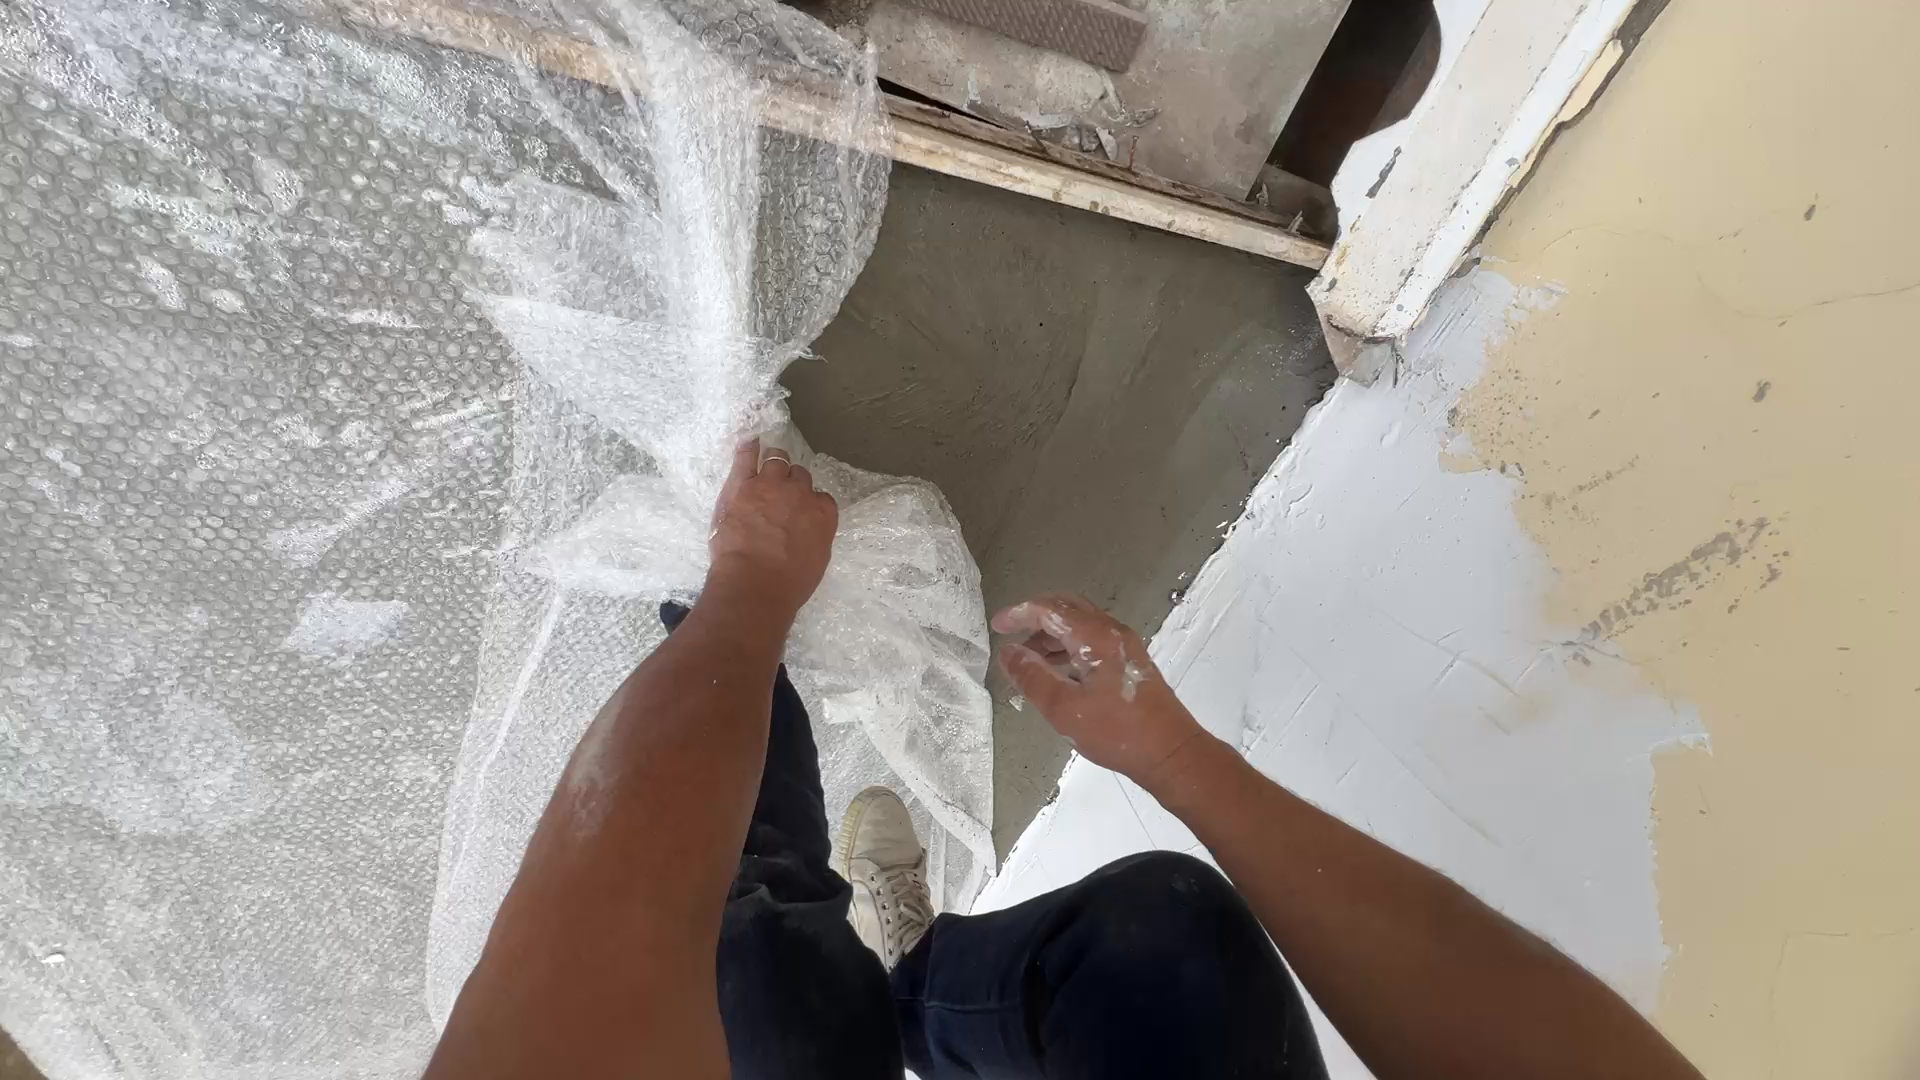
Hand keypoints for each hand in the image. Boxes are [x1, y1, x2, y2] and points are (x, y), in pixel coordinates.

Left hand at [706, 439, 837, 618]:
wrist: (753, 584)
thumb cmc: (788, 582)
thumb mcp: (817, 559)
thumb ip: (816, 535)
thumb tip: (810, 528)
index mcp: (823, 513)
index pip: (820, 497)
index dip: (810, 503)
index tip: (802, 512)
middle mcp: (800, 493)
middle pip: (799, 476)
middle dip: (793, 482)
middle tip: (783, 494)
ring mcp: (769, 485)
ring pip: (777, 460)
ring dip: (776, 462)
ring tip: (770, 466)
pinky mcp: (741, 485)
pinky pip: (747, 457)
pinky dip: (749, 448)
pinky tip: (751, 442)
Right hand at [993, 594, 1207, 788]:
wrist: (1171, 753)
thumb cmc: (1117, 732)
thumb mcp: (1064, 709)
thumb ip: (1032, 677)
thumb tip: (1008, 653)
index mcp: (1095, 636)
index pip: (1050, 609)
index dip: (1020, 613)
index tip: (998, 626)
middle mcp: (1111, 631)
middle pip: (1067, 607)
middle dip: (1035, 616)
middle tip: (1011, 632)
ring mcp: (1124, 644)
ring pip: (1080, 623)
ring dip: (1051, 632)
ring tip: (1028, 657)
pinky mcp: (1130, 660)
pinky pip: (1092, 638)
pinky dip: (1068, 644)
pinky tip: (1055, 669)